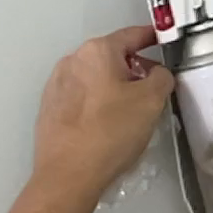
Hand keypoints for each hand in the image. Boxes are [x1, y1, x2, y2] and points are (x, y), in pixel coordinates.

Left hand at [32, 25, 173, 197]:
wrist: (67, 177)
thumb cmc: (110, 132)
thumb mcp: (151, 101)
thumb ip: (162, 77)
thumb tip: (158, 74)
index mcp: (98, 50)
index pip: (132, 35)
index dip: (152, 38)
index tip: (163, 42)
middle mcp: (73, 60)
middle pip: (112, 57)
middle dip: (134, 70)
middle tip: (151, 91)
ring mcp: (57, 84)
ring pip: (95, 77)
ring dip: (113, 88)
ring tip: (128, 114)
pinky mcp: (49, 109)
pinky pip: (80, 97)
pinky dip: (95, 104)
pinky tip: (105, 127)